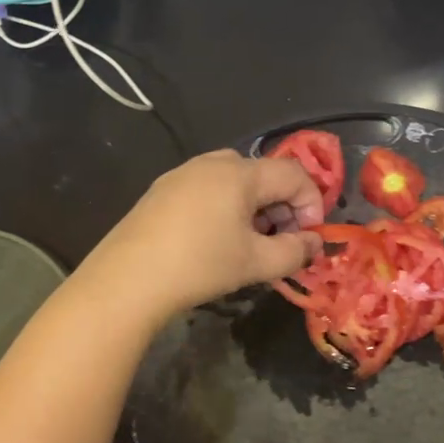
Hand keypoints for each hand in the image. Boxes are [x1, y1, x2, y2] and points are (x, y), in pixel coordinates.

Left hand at [76, 150, 324, 325]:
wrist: (129, 279)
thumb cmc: (200, 265)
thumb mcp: (256, 263)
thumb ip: (294, 251)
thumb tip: (314, 244)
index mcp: (240, 173)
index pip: (293, 174)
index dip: (312, 203)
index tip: (309, 238)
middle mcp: (212, 163)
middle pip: (263, 175)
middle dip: (282, 206)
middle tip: (282, 243)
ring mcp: (182, 174)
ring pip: (234, 182)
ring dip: (255, 209)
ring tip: (250, 245)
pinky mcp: (161, 191)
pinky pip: (207, 190)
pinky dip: (226, 208)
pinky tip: (216, 241)